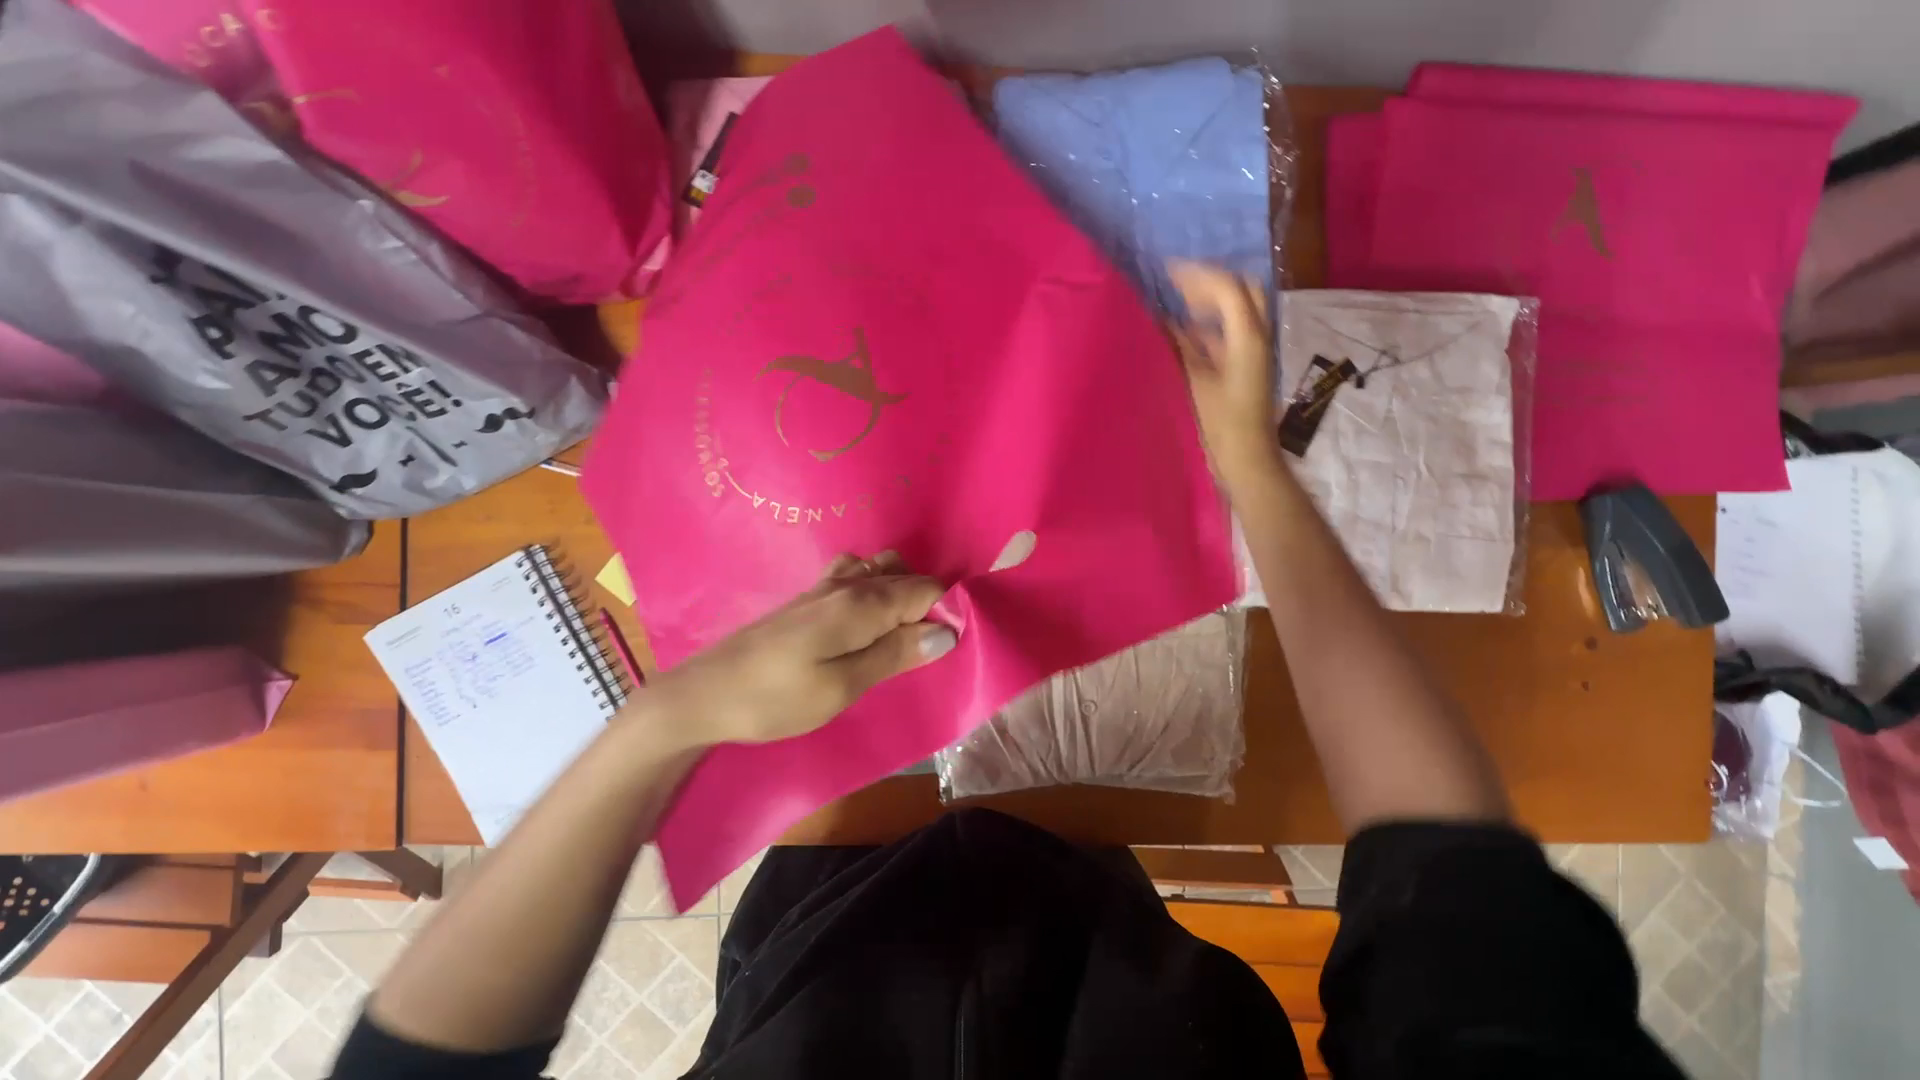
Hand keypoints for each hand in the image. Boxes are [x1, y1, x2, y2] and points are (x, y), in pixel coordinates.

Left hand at [634, 552, 956, 745]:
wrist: (702, 696)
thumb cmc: (774, 699)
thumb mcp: (841, 688)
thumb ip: (894, 655)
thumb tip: (947, 632)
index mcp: (860, 603)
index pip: (926, 589)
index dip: (946, 612)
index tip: (951, 647)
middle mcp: (846, 583)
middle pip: (906, 574)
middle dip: (928, 603)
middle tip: (924, 651)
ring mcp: (823, 587)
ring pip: (880, 570)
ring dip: (900, 593)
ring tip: (898, 638)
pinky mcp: (807, 599)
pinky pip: (856, 577)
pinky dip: (875, 590)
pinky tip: (866, 623)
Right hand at [1168, 260, 1280, 482]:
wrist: (1247, 458)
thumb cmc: (1222, 423)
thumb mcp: (1195, 382)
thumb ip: (1180, 346)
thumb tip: (1162, 321)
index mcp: (1248, 336)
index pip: (1227, 288)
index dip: (1197, 275)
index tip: (1167, 271)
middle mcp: (1257, 337)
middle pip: (1242, 291)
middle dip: (1210, 282)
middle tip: (1177, 284)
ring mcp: (1254, 352)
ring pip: (1237, 312)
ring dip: (1209, 303)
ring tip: (1176, 304)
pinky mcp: (1246, 367)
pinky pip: (1229, 333)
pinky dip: (1208, 326)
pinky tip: (1182, 335)